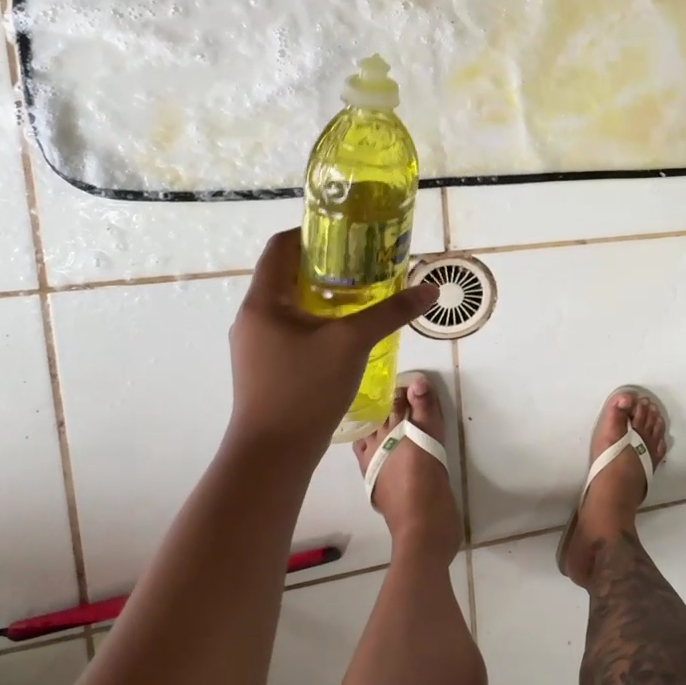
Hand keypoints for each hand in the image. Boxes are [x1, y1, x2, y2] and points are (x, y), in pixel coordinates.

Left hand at [226, 230, 435, 452]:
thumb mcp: (354, 342)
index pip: (280, 247)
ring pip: (293, 303)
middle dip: (329, 263)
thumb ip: (392, 311)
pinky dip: (322, 318)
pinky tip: (352, 329)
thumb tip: (431, 290)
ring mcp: (258, 343)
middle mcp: (254, 317)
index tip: (350, 231)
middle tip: (369, 260)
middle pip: (288, 273)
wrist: (273, 453)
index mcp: (263, 302)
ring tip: (367, 292)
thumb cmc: (304, 388)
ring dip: (328, 293)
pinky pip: (295, 326)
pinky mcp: (268, 365)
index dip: (313, 232)